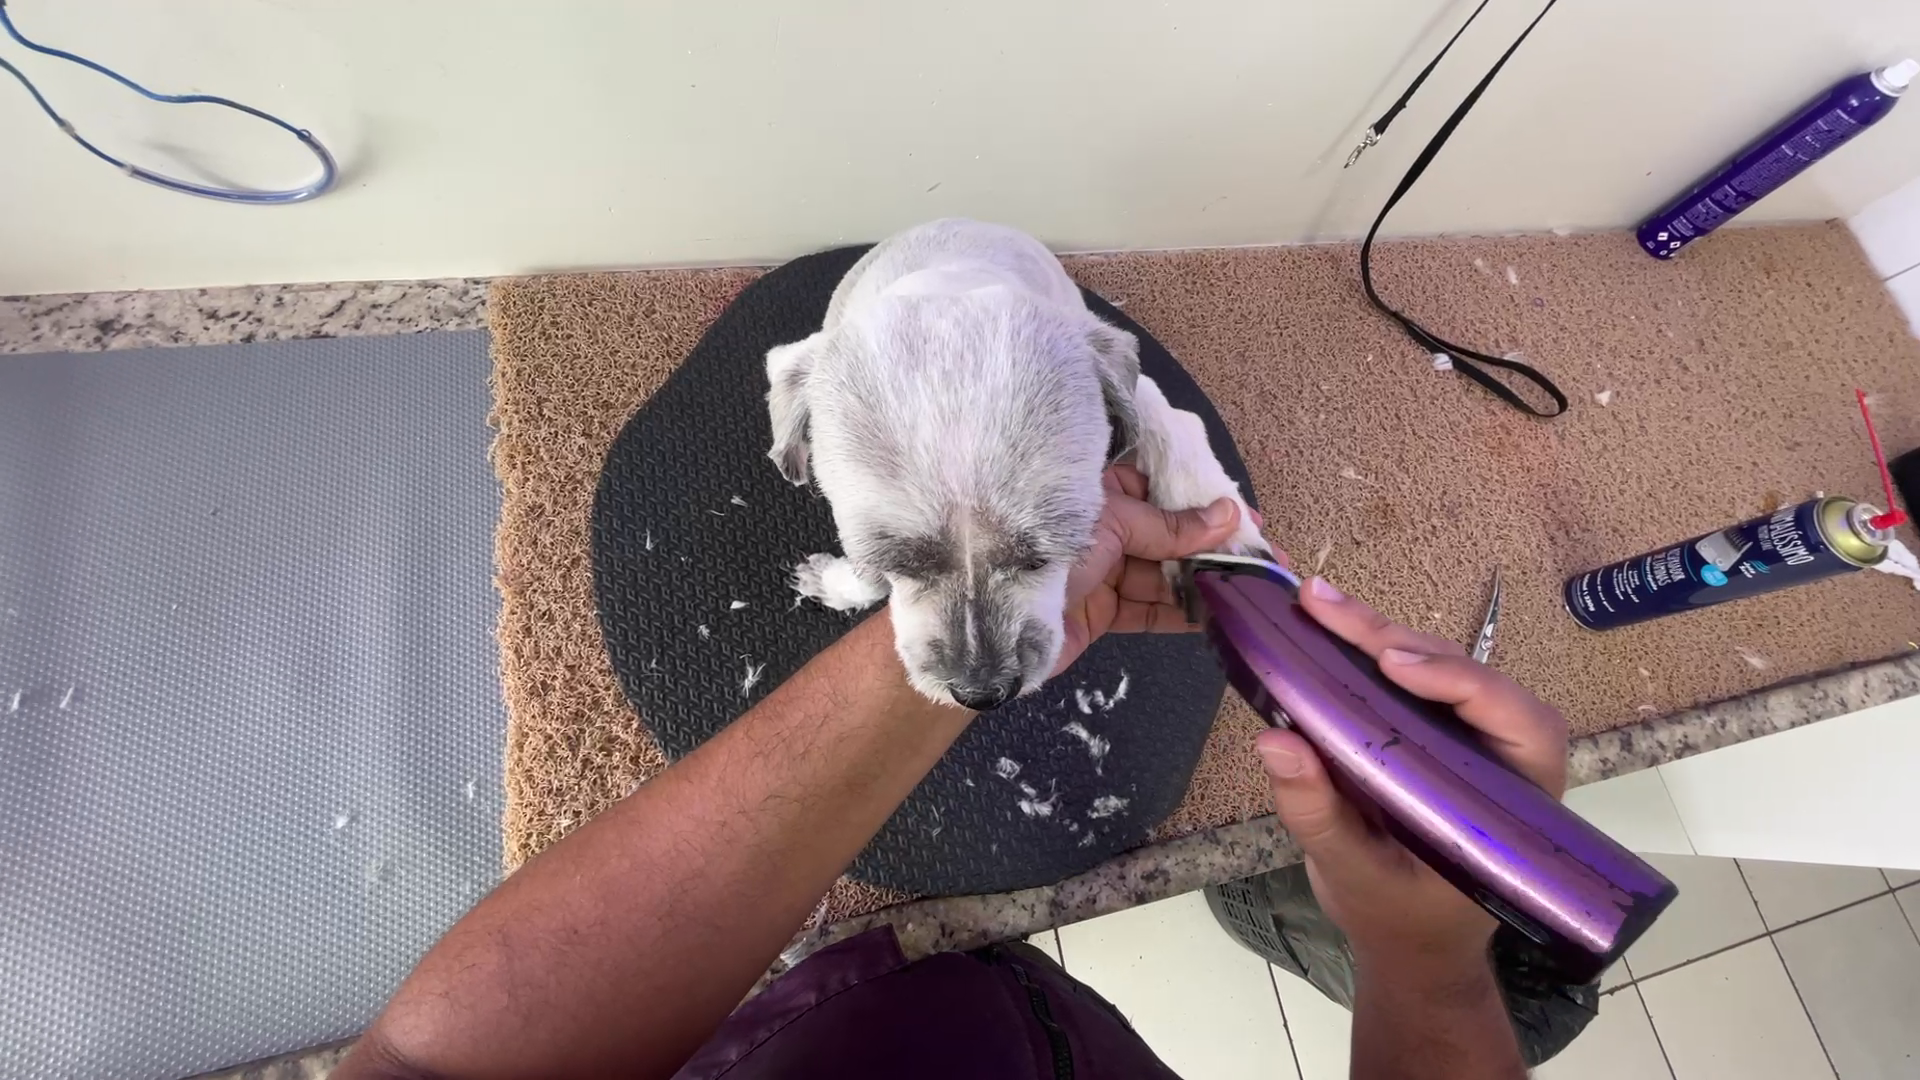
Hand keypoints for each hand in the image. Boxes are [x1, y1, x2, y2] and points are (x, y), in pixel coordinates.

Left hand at [1053, 465, 1272, 674]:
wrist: (992, 617)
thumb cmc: (1044, 550)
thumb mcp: (1111, 525)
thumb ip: (1169, 526)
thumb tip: (1228, 515)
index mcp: (1097, 494)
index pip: (1158, 490)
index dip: (1202, 503)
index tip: (1244, 515)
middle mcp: (1102, 530)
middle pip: (1167, 535)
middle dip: (1213, 548)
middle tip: (1263, 560)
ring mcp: (1101, 572)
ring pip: (1163, 574)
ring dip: (1205, 583)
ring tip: (1254, 590)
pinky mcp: (1100, 612)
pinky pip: (1149, 610)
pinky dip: (1182, 614)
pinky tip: (1220, 616)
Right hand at [1255, 577, 1567, 968]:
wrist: (1404, 935)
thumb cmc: (1397, 916)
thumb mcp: (1354, 874)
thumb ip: (1318, 814)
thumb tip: (1273, 741)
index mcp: (1507, 800)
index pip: (1517, 724)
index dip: (1461, 683)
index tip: (1392, 665)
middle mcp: (1488, 756)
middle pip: (1458, 675)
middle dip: (1389, 635)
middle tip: (1321, 602)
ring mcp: (1448, 738)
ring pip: (1425, 665)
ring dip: (1370, 631)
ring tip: (1314, 603)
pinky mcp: (1408, 729)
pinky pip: (1391, 680)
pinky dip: (1354, 650)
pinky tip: (1317, 626)